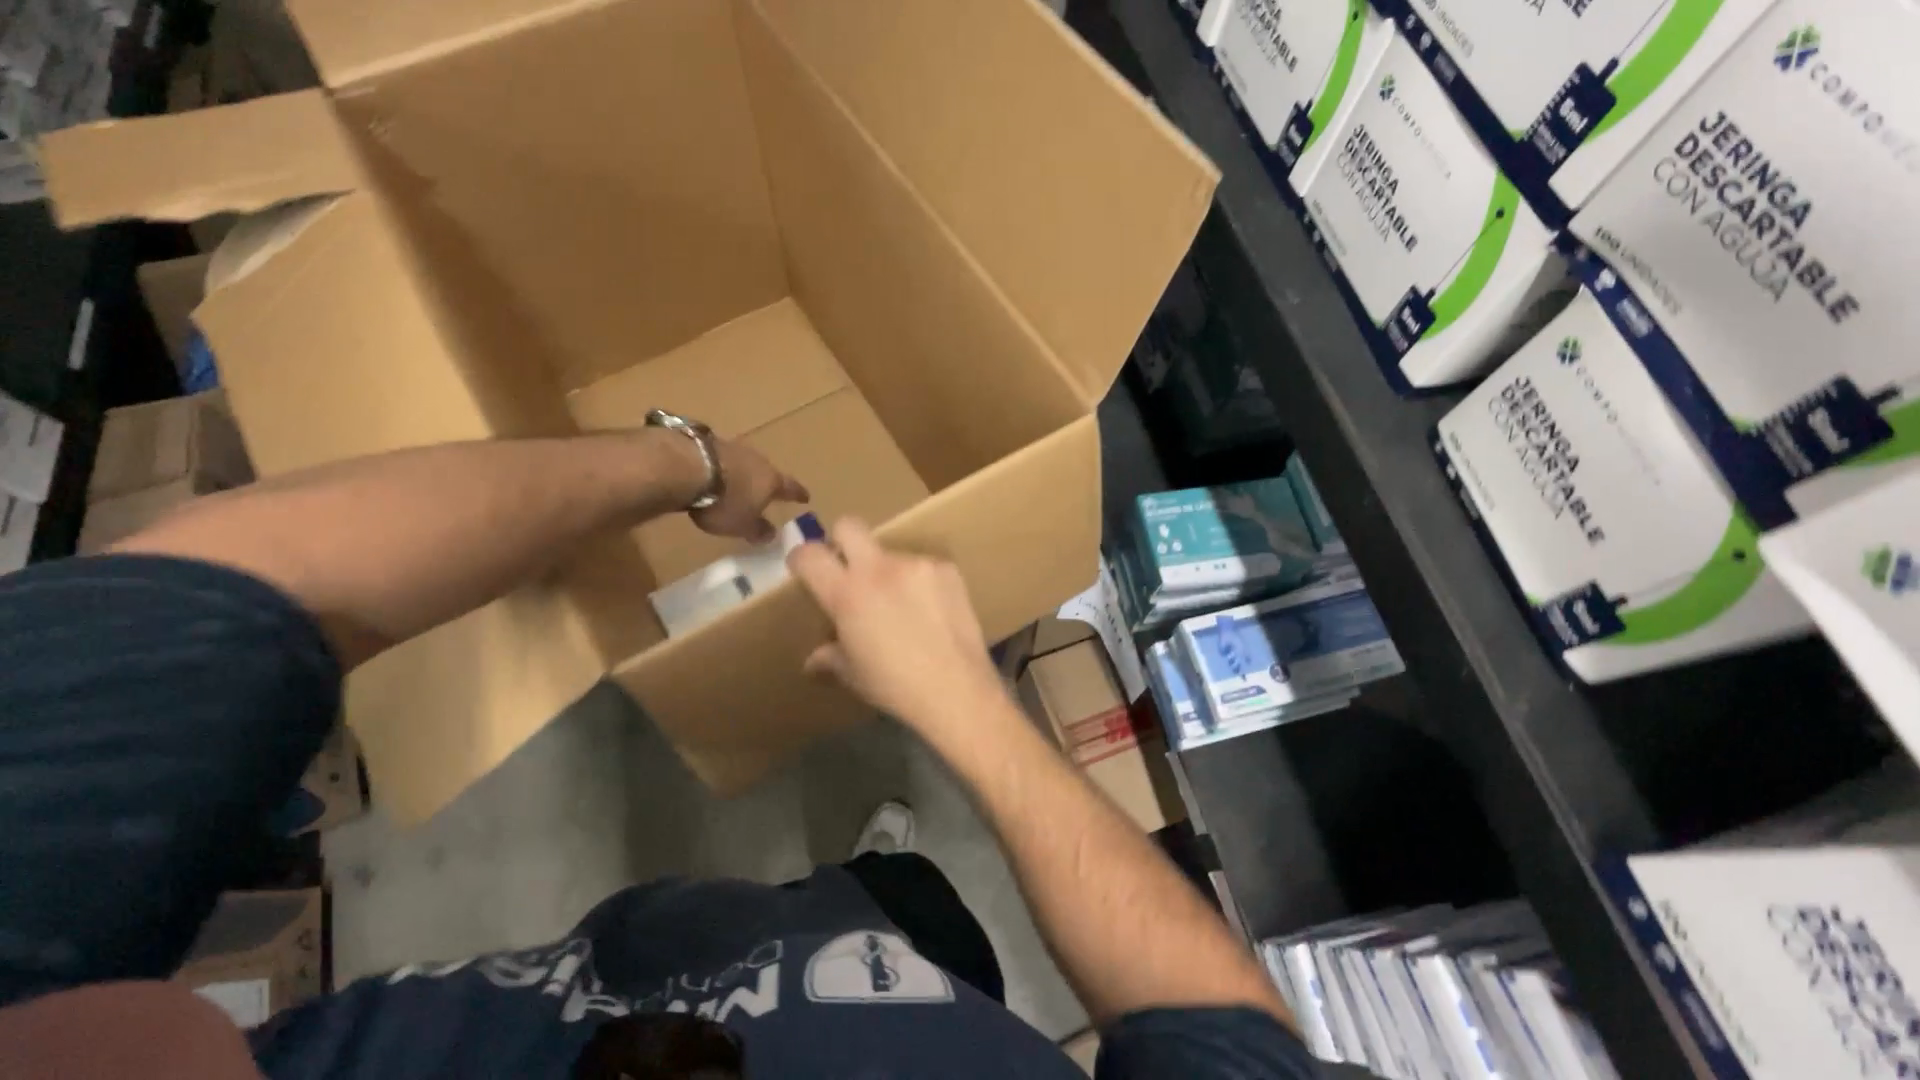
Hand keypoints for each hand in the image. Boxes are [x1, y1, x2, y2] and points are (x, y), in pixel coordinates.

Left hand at [690, 438, 809, 543]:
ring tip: (737, 483)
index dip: (798, 494)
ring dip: (743, 473)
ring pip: (745, 463)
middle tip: (766, 491)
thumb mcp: (742, 526)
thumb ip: (757, 530)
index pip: (791, 488)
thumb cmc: (724, 501)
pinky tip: (713, 475)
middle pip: (767, 472)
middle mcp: (758, 461)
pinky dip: (722, 468)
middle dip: (767, 482)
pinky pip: (722, 458)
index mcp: (771, 480)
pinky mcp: (708, 442)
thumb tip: (770, 534)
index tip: (806, 497)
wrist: (687, 467)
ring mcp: (733, 448)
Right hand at [787, 518, 1006, 733]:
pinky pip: (922, 567)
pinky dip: (918, 583)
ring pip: (890, 553)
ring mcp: (916, 564)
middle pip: (849, 526)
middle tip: (848, 569)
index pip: (810, 555)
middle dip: (841, 541)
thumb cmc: (894, 687)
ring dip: (886, 571)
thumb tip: (813, 660)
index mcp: (847, 594)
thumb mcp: (853, 674)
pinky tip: (929, 611)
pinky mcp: (947, 569)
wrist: (956, 690)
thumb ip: (830, 656)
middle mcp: (879, 568)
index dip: (801, 558)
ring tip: (900, 606)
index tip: (804, 569)